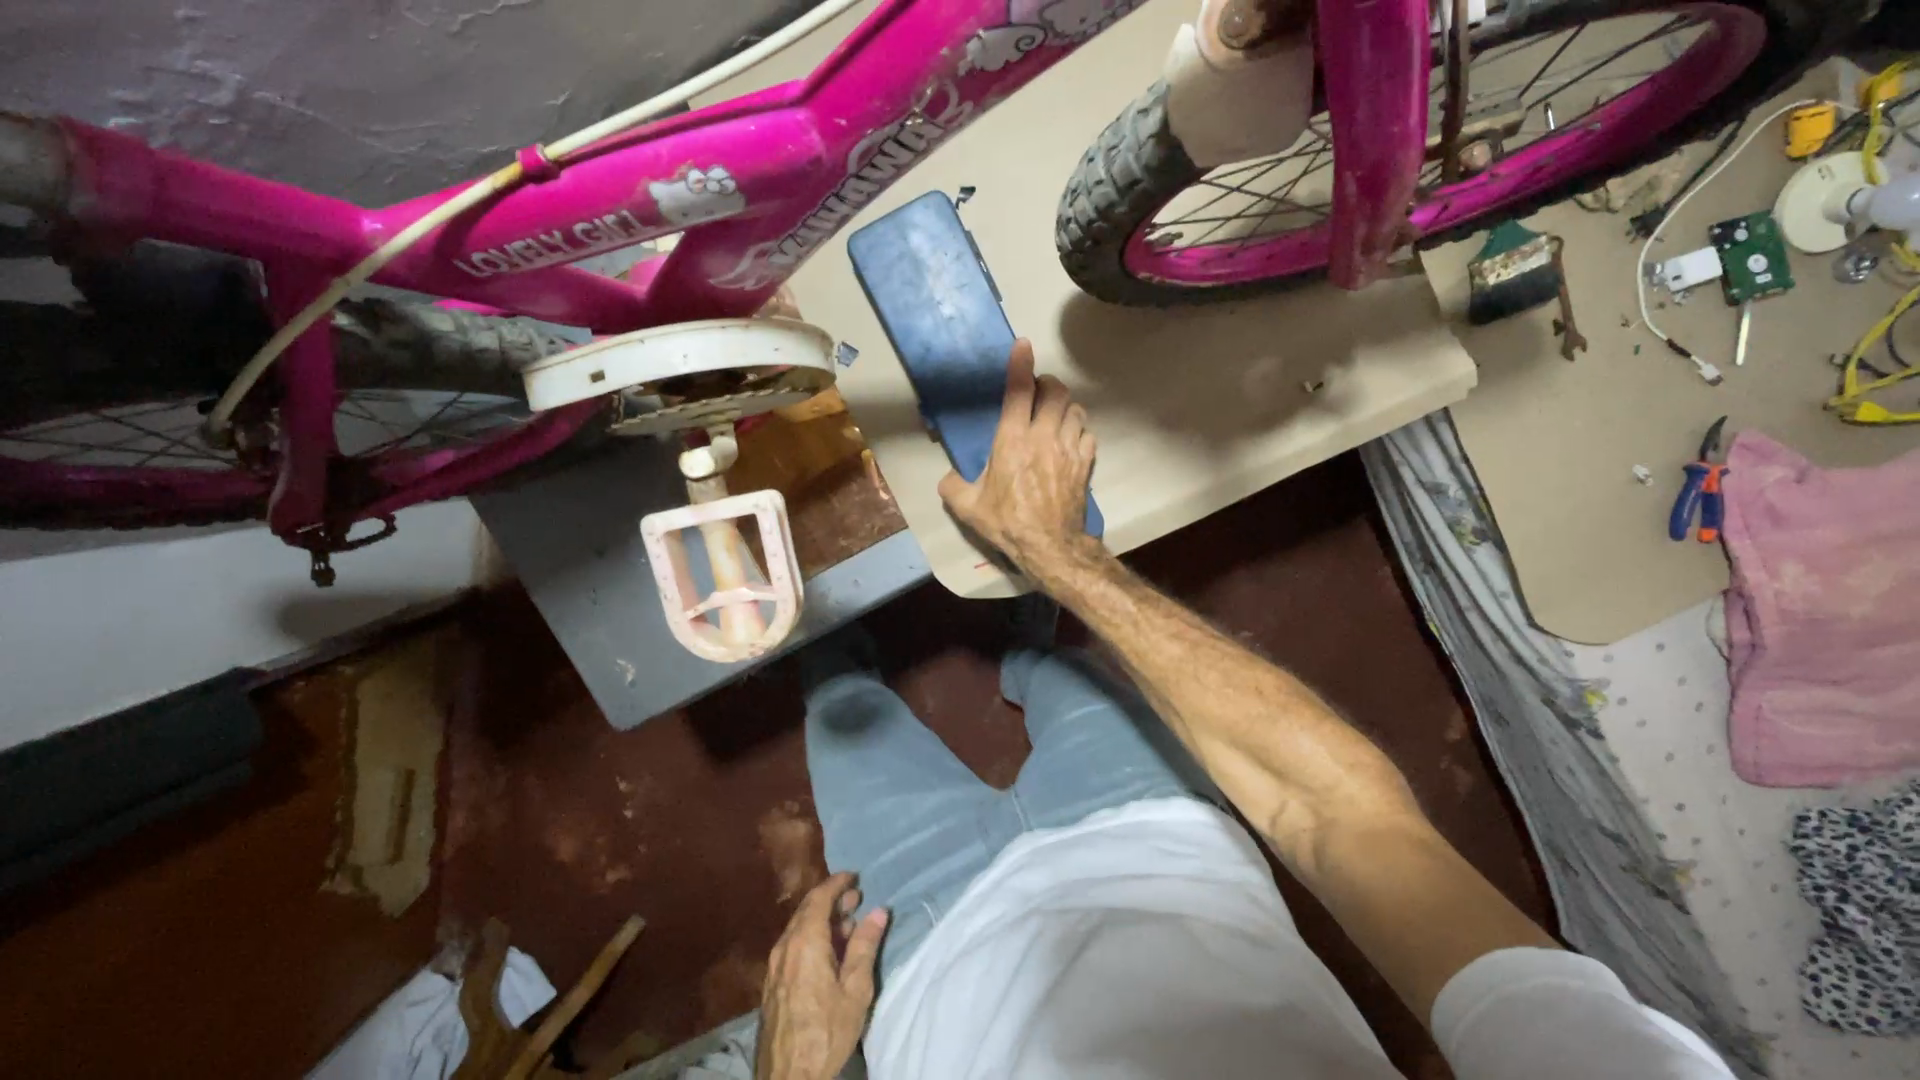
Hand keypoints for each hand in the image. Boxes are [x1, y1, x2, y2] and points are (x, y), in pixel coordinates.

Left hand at [755, 872, 888, 1079]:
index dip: (837, 883)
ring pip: (798, 929)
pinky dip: (811, 938)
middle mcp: (784, 947)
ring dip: (822, 920)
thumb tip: (878, 911)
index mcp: (805, 943)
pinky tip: (828, 952)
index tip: (854, 876)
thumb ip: (864, 946)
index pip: (819, 898)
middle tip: (856, 899)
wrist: (788, 1076)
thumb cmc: (827, 1031)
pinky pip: (792, 947)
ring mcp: (774, 966)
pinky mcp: (772, 984)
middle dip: (831, 900)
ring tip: (847, 924)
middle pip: (806, 911)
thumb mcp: (855, 989)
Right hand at [938, 339, 1100, 580]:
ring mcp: (1069, 449)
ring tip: (1055, 415)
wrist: (1050, 547)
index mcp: (1012, 440)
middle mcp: (1043, 436)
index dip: (1020, 365)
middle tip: (1038, 392)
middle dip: (1048, 385)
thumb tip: (947, 478)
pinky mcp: (1085, 464)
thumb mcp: (968, 508)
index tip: (1023, 346)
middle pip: (1055, 392)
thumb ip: (953, 487)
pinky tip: (1071, 440)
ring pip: (1075, 409)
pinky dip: (1079, 430)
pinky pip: (1088, 434)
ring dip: (1065, 407)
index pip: (1018, 391)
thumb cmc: (1007, 524)